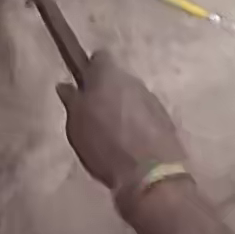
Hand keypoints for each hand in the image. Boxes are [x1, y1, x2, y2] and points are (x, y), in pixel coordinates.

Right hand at [58, 52, 188, 193]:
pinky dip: (138, 124)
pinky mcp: (168, 122)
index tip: (83, 85)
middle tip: (94, 112)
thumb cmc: (104, 143)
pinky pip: (147, 116)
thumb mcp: (75, 123)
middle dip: (107, 91)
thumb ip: (71, 100)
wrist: (151, 177)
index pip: (100, 57)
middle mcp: (134, 81)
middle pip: (118, 78)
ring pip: (133, 97)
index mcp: (108, 75)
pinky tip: (131, 145)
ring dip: (124, 108)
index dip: (90, 69)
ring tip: (114, 133)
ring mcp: (154, 101)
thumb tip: (66, 86)